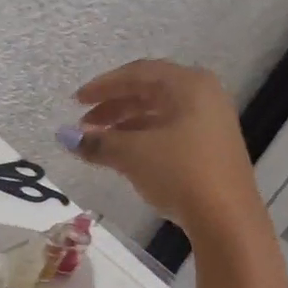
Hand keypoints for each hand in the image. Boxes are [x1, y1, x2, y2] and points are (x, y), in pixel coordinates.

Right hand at [65, 60, 260, 235]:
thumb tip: (64, 136)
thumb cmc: (179, 172)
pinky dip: (141, 138)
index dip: (104, 86)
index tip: (76, 102)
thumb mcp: (134, 155)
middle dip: (112, 107)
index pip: (138, 73)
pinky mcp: (207, 146)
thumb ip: (98, 143)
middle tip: (84, 126)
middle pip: (148, 91)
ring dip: (124, 125)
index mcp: (187, 84)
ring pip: (157, 113)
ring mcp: (207, 120)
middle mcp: (201, 94)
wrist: (223, 214)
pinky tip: (124, 156)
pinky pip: (167, 131)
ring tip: (98, 144)